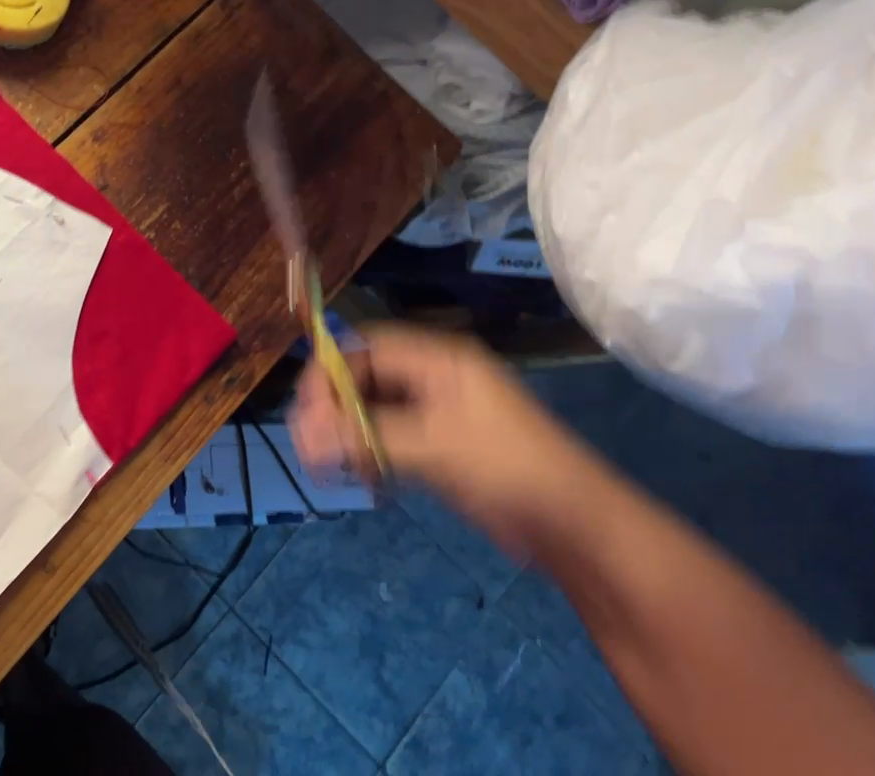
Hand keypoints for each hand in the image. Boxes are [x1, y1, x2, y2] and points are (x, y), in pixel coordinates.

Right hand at [287, 325, 599, 550]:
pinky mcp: (437, 446)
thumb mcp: (432, 446)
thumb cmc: (508, 468)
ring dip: (347, 436)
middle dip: (334, 410)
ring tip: (331, 467)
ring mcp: (435, 413)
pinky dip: (367, 454)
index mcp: (438, 361)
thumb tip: (300, 435)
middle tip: (311, 446)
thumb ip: (363, 436)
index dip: (328, 374)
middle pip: (363, 379)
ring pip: (371, 411)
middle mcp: (432, 379)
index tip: (305, 411)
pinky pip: (386, 439)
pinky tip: (363, 479)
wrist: (574, 526)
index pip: (363, 349)